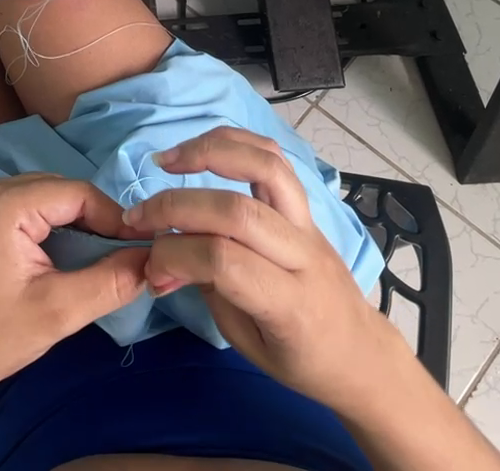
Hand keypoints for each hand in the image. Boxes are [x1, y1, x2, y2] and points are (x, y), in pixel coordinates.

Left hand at [0, 174, 149, 413]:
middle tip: (126, 258)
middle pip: (61, 191)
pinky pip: (26, 209)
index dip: (115, 218)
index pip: (77, 193)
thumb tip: (154, 258)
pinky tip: (68, 258)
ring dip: (76, 225)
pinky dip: (52, 228)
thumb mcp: (60, 311)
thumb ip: (111, 280)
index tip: (143, 249)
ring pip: (46, 199)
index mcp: (4, 202)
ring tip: (103, 261)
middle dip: (97, 221)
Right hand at [123, 127, 411, 412]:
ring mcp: (308, 223)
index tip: (150, 265)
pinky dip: (233, 141)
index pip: (223, 261)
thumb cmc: (300, 358)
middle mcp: (304, 255)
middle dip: (176, 207)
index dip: (174, 254)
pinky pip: (274, 157)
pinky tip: (199, 146)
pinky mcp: (305, 205)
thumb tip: (155, 261)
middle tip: (139, 216)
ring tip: (166, 161)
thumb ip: (203, 289)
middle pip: (236, 211)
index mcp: (291, 304)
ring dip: (208, 153)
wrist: (361, 353)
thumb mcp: (245, 341)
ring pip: (265, 166)